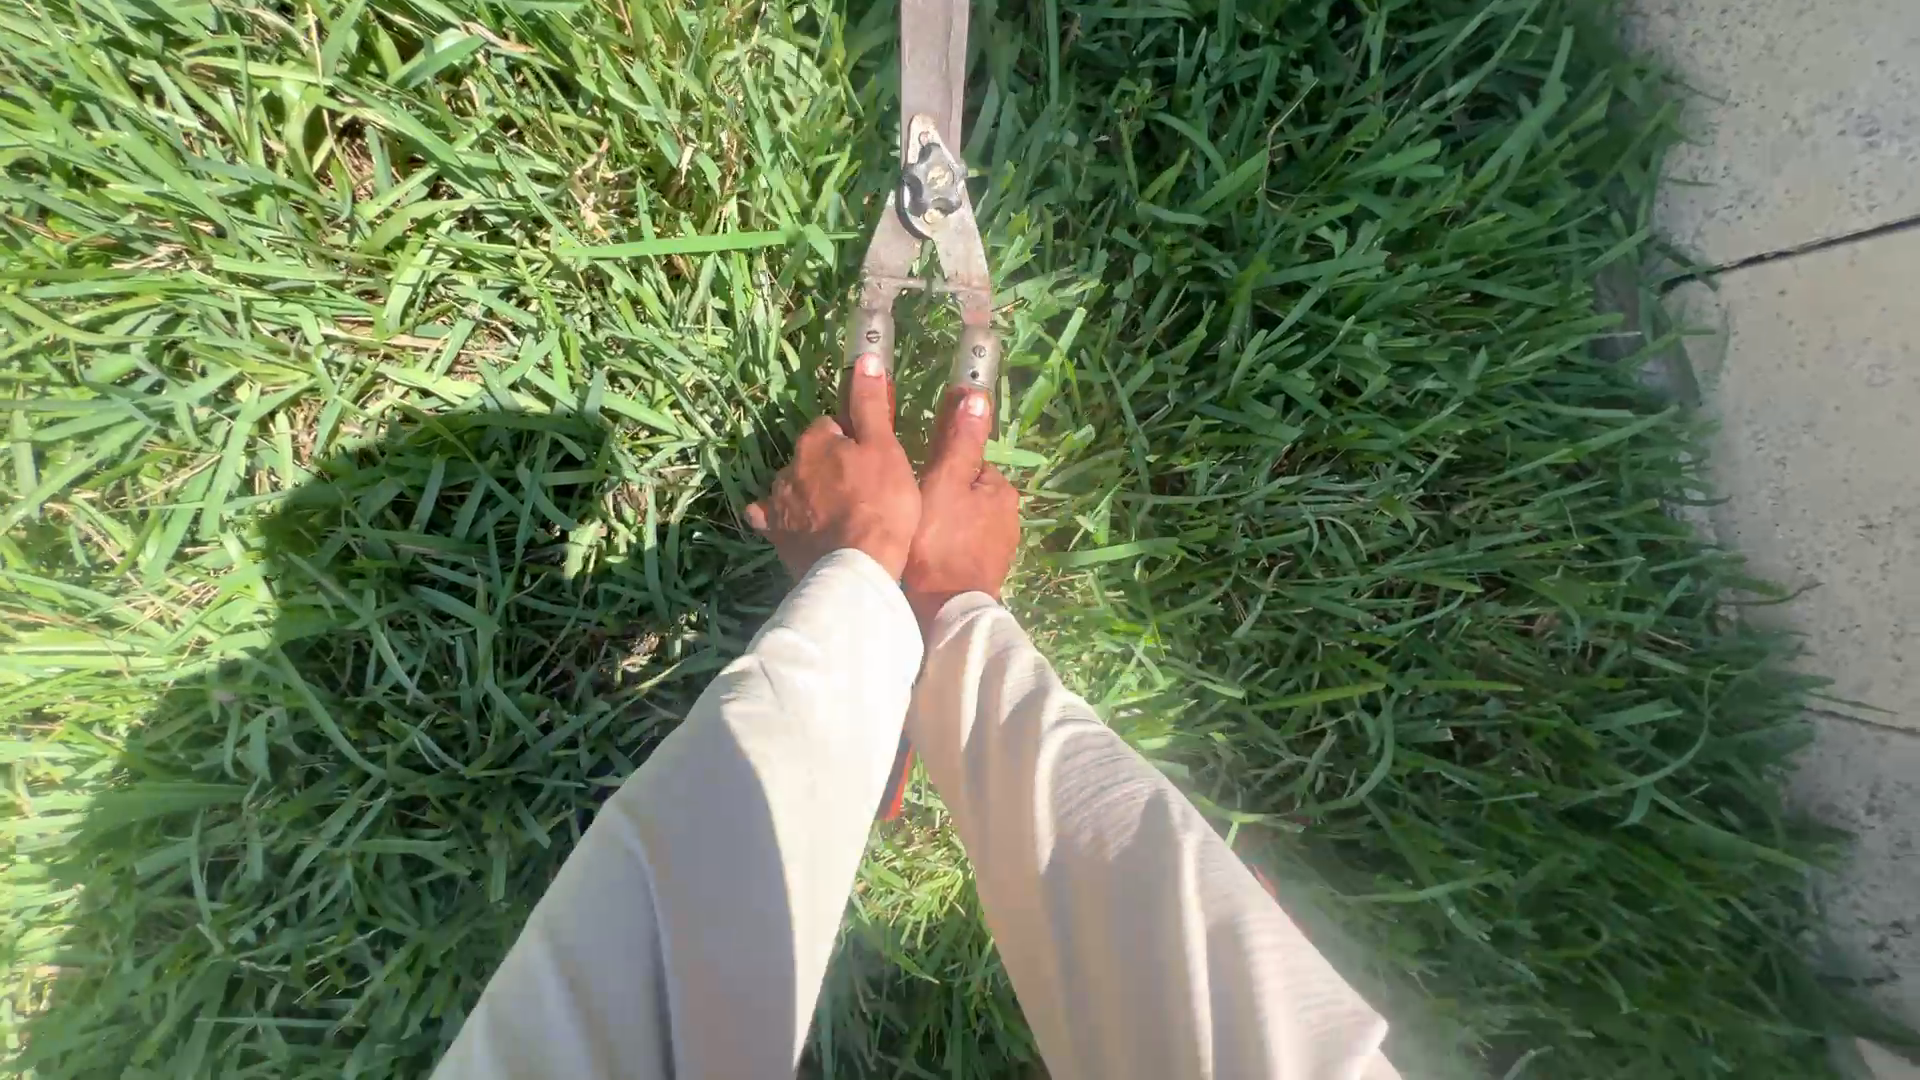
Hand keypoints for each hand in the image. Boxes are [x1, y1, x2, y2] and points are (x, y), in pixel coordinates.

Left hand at [746, 353, 918, 579]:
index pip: (830, 426)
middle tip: (859, 488)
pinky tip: (793, 526)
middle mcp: (787, 467)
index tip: (870, 458)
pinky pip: (770, 519)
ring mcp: (777, 503)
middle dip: (828, 466)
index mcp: (815, 441)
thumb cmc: (880, 503)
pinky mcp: (775, 536)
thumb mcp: (885, 448)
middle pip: (809, 458)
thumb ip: (870, 405)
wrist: (857, 565)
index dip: (851, 440)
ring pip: (792, 487)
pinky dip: (780, 519)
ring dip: (809, 492)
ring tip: (837, 513)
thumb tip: (866, 359)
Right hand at [902, 387, 1019, 633]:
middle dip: (942, 499)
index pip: (968, 464)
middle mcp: (1009, 518)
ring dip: (943, 526)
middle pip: (966, 494)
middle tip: (912, 511)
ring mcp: (1000, 549)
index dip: (940, 468)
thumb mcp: (945, 481)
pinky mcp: (987, 575)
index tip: (916, 481)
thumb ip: (959, 441)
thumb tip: (977, 395)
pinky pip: (963, 550)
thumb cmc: (939, 540)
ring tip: (915, 537)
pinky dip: (947, 550)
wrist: (946, 610)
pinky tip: (926, 559)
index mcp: (1000, 491)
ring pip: (965, 523)